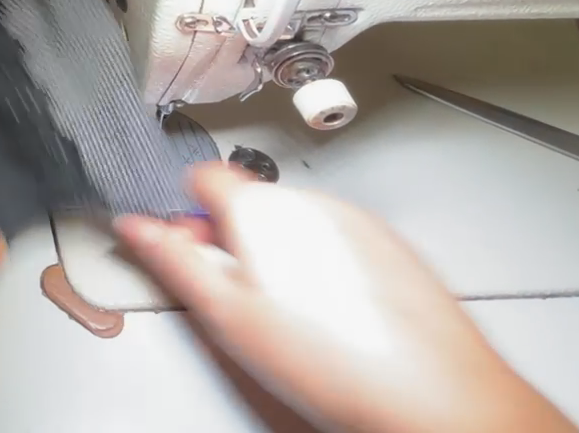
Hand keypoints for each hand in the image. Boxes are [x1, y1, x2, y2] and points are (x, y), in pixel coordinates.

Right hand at [116, 164, 575, 432]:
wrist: (445, 402)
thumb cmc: (331, 361)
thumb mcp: (226, 315)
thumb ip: (172, 259)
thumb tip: (133, 225)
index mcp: (258, 207)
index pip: (201, 176)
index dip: (189, 213)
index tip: (197, 248)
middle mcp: (305, 199)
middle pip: (248, 201)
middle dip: (235, 236)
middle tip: (244, 293)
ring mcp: (353, 219)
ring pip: (293, 219)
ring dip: (282, 248)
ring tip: (298, 309)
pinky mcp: (391, 244)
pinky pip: (338, 236)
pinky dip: (327, 261)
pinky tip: (339, 311)